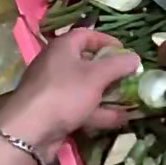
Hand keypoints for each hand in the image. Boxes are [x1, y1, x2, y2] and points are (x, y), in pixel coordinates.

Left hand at [0, 29, 139, 159]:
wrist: (30, 130)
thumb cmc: (64, 93)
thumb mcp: (96, 76)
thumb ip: (118, 65)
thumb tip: (135, 57)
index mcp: (63, 47)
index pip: (86, 35)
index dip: (107, 41)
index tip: (125, 51)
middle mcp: (56, 64)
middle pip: (87, 63)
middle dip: (111, 72)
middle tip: (130, 78)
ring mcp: (54, 90)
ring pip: (86, 88)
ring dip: (108, 95)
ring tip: (132, 101)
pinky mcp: (54, 112)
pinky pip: (81, 108)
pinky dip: (99, 112)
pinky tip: (120, 120)